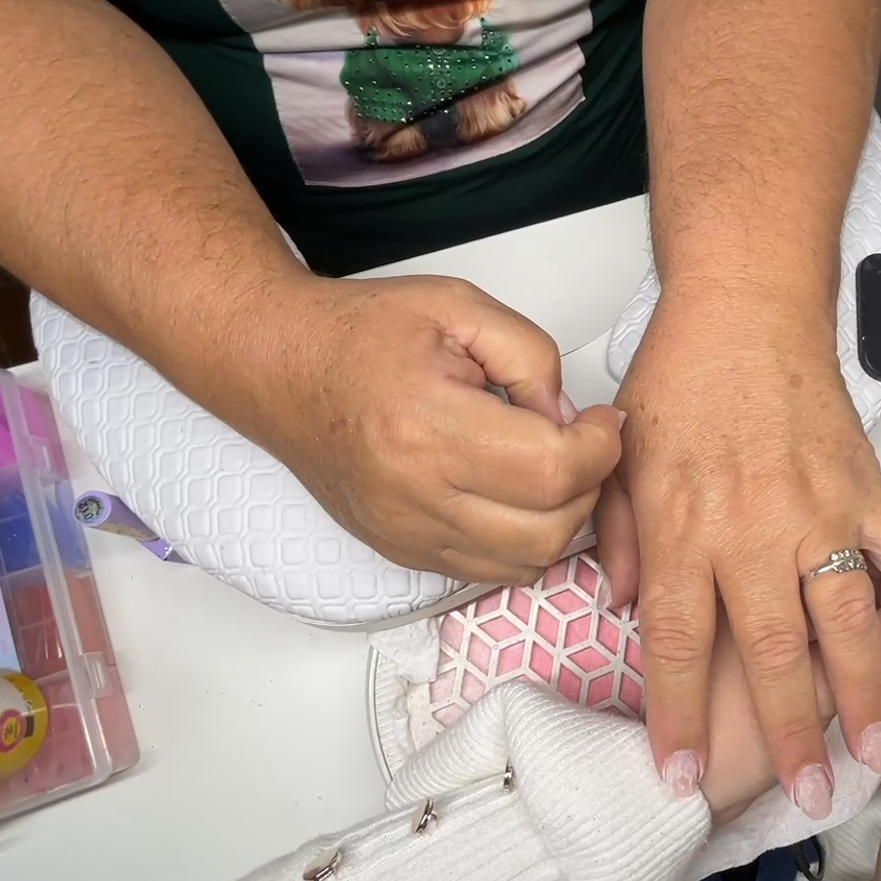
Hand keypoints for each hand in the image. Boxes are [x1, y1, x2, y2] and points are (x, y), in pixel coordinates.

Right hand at [198, 274, 623, 583]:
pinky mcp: (401, 550)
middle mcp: (415, 495)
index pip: (553, 470)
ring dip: (561, 521)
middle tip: (582, 444)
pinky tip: (516, 497)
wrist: (277, 367)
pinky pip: (490, 572)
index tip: (603, 422)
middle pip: (548, 529)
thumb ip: (532, 358)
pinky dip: (523, 542)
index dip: (600, 448)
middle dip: (589, 487)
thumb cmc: (360, 333)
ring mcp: (406, 532)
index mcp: (429, 426)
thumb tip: (570, 421)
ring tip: (550, 470)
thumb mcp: (460, 308)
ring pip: (526, 563)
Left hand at [603, 299, 880, 818]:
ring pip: (844, 619)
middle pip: (769, 650)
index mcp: (682, 524)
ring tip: (878, 755)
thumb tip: (620, 606)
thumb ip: (614, 535)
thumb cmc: (679, 375)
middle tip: (803, 795)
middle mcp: (752, 528)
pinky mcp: (866, 484)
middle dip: (786, 734)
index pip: (674, 641)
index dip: (678, 716)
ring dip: (863, 693)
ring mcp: (819, 509)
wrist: (744, 308)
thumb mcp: (619, 454)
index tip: (684, 775)